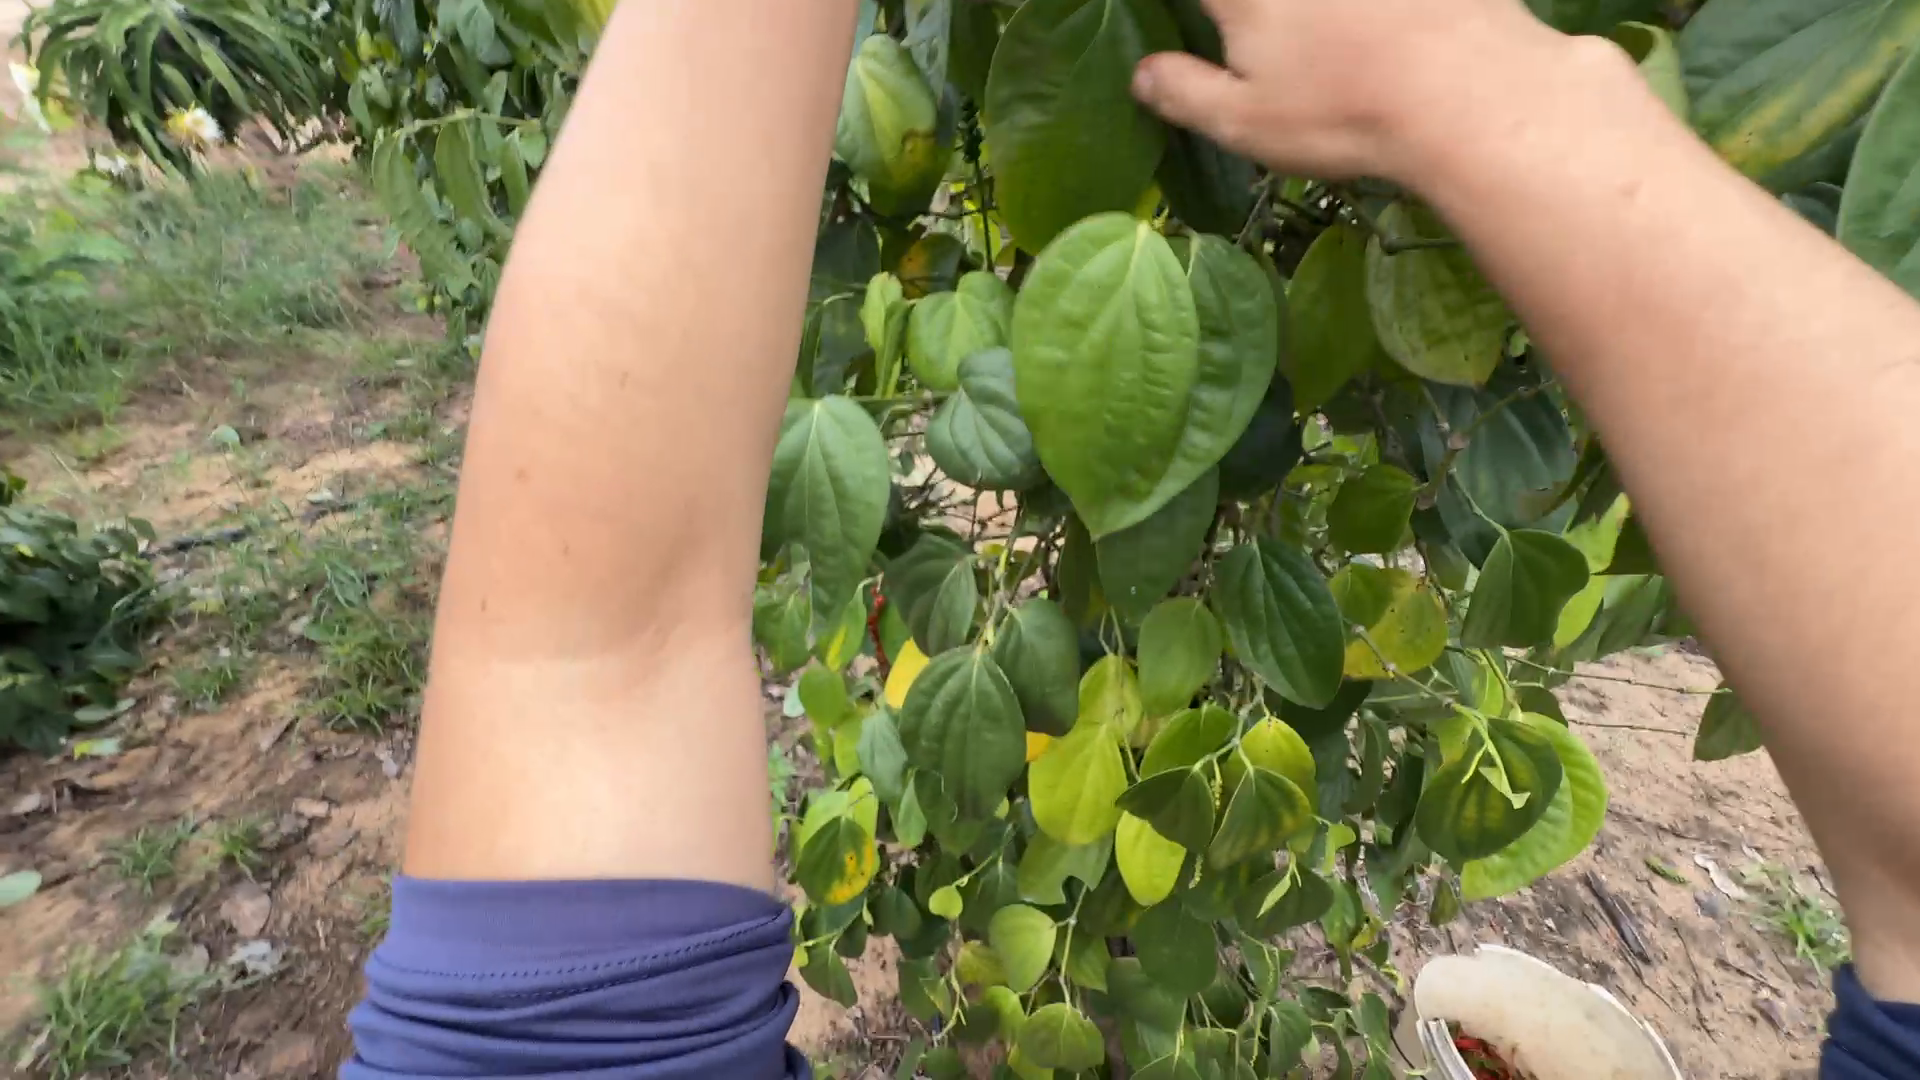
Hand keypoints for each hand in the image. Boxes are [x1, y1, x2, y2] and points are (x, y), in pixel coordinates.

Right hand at [1130, 0, 1592, 184]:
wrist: (1462, 91)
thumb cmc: (1335, 113)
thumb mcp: (1240, 122)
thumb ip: (1182, 93)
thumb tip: (1141, 74)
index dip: (1178, 14)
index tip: (1185, 32)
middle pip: (1243, 3)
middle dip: (1231, 22)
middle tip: (1233, 43)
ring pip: (1301, 9)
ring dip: (1292, 27)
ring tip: (1296, 57)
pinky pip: (1354, 7)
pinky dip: (1341, 18)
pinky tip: (1353, 40)